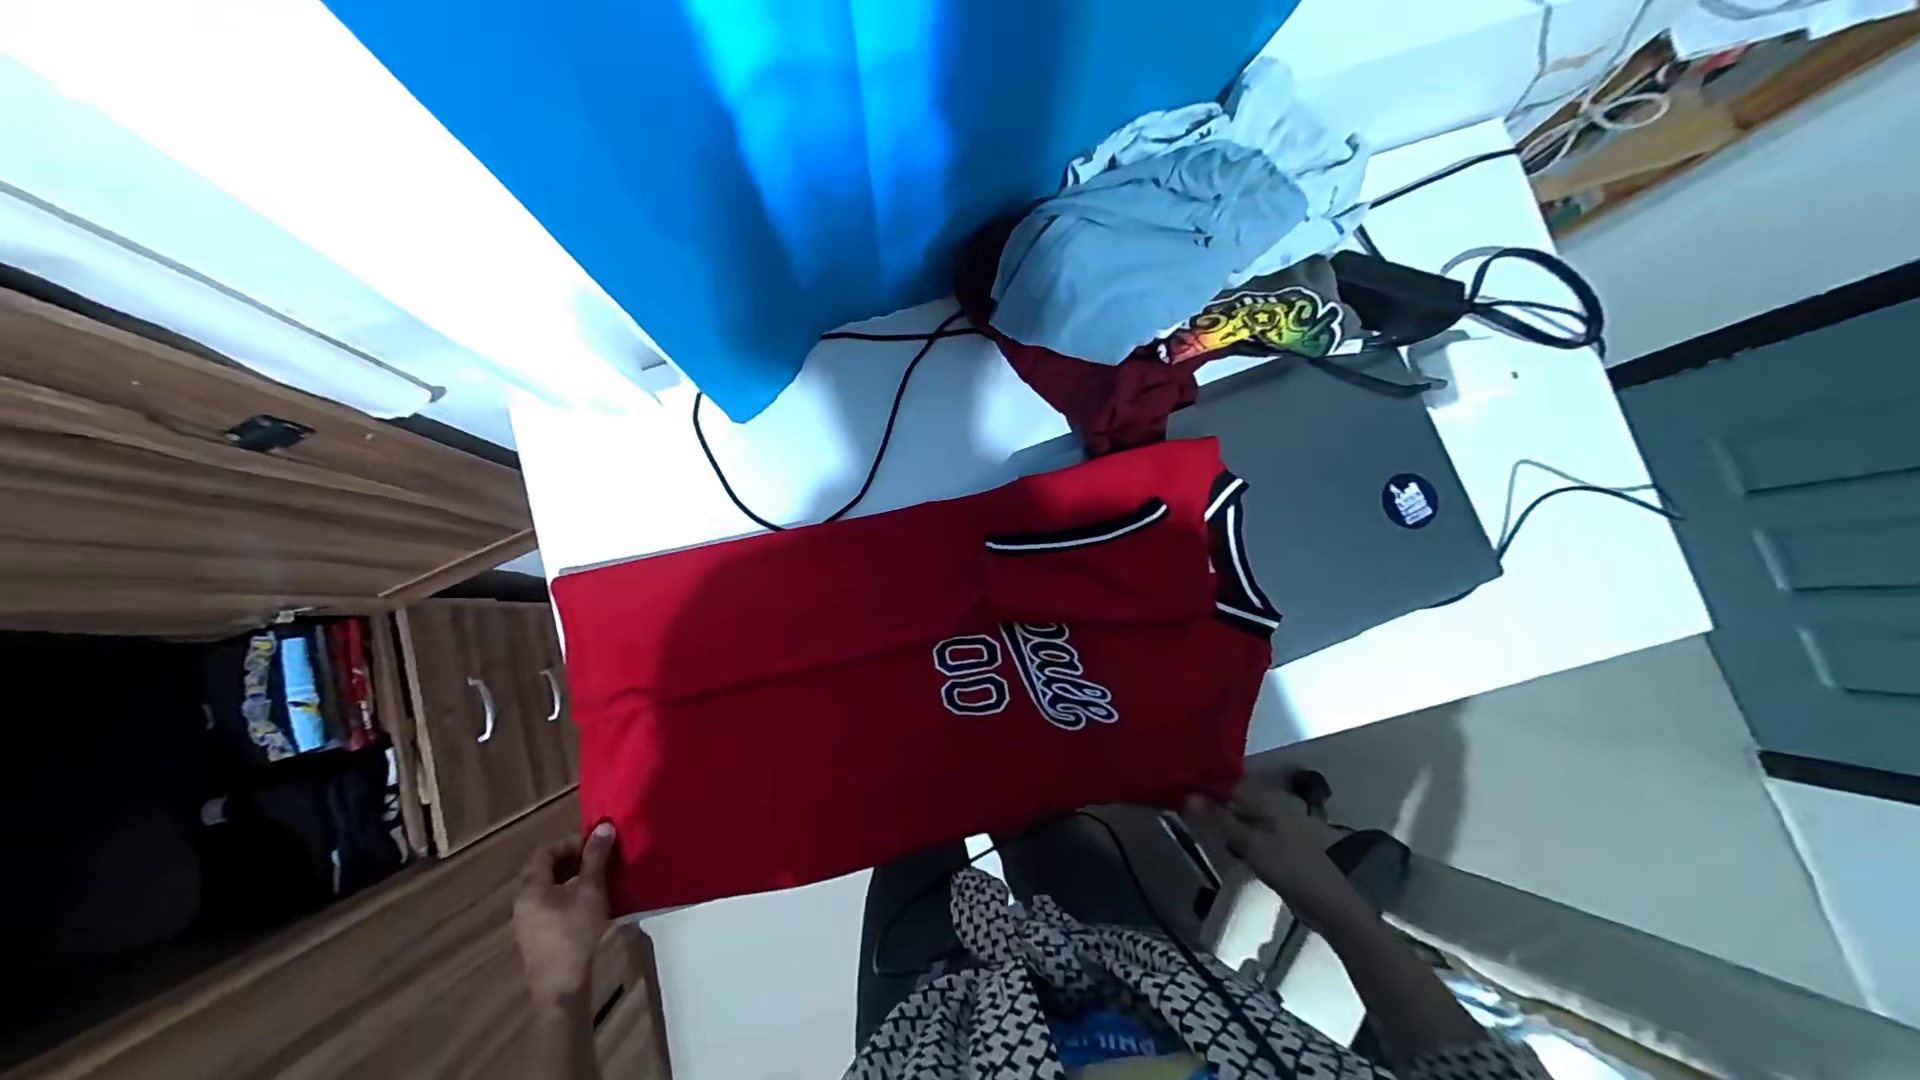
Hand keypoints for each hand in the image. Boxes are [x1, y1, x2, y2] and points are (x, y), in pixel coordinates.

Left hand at [514, 820, 616, 1008]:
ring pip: (549, 887)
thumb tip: (604, 826)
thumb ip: (596, 857)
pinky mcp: (537, 935)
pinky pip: (551, 903)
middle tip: (600, 859)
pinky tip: (590, 902)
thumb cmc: (575, 932)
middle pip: (545, 868)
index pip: (544, 851)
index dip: (570, 843)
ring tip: (600, 878)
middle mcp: (523, 901)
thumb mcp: (591, 890)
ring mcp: (528, 920)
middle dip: (574, 859)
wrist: (562, 985)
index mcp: (531, 888)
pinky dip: (569, 894)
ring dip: (573, 877)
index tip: (595, 845)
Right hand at [1184, 779, 1371, 935]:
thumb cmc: (1290, 869)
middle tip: (1184, 804)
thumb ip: (1220, 819)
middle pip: (1237, 800)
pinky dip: (1233, 836)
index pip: (1233, 783)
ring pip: (1242, 818)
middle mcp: (1272, 812)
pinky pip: (1249, 836)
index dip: (1209, 782)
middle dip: (1213, 801)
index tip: (1184, 783)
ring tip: (1196, 822)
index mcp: (1268, 803)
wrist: (1330, 907)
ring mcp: (1276, 832)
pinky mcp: (1277, 851)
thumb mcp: (1250, 844)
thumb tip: (1188, 796)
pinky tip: (1222, 844)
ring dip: (1222, 819)